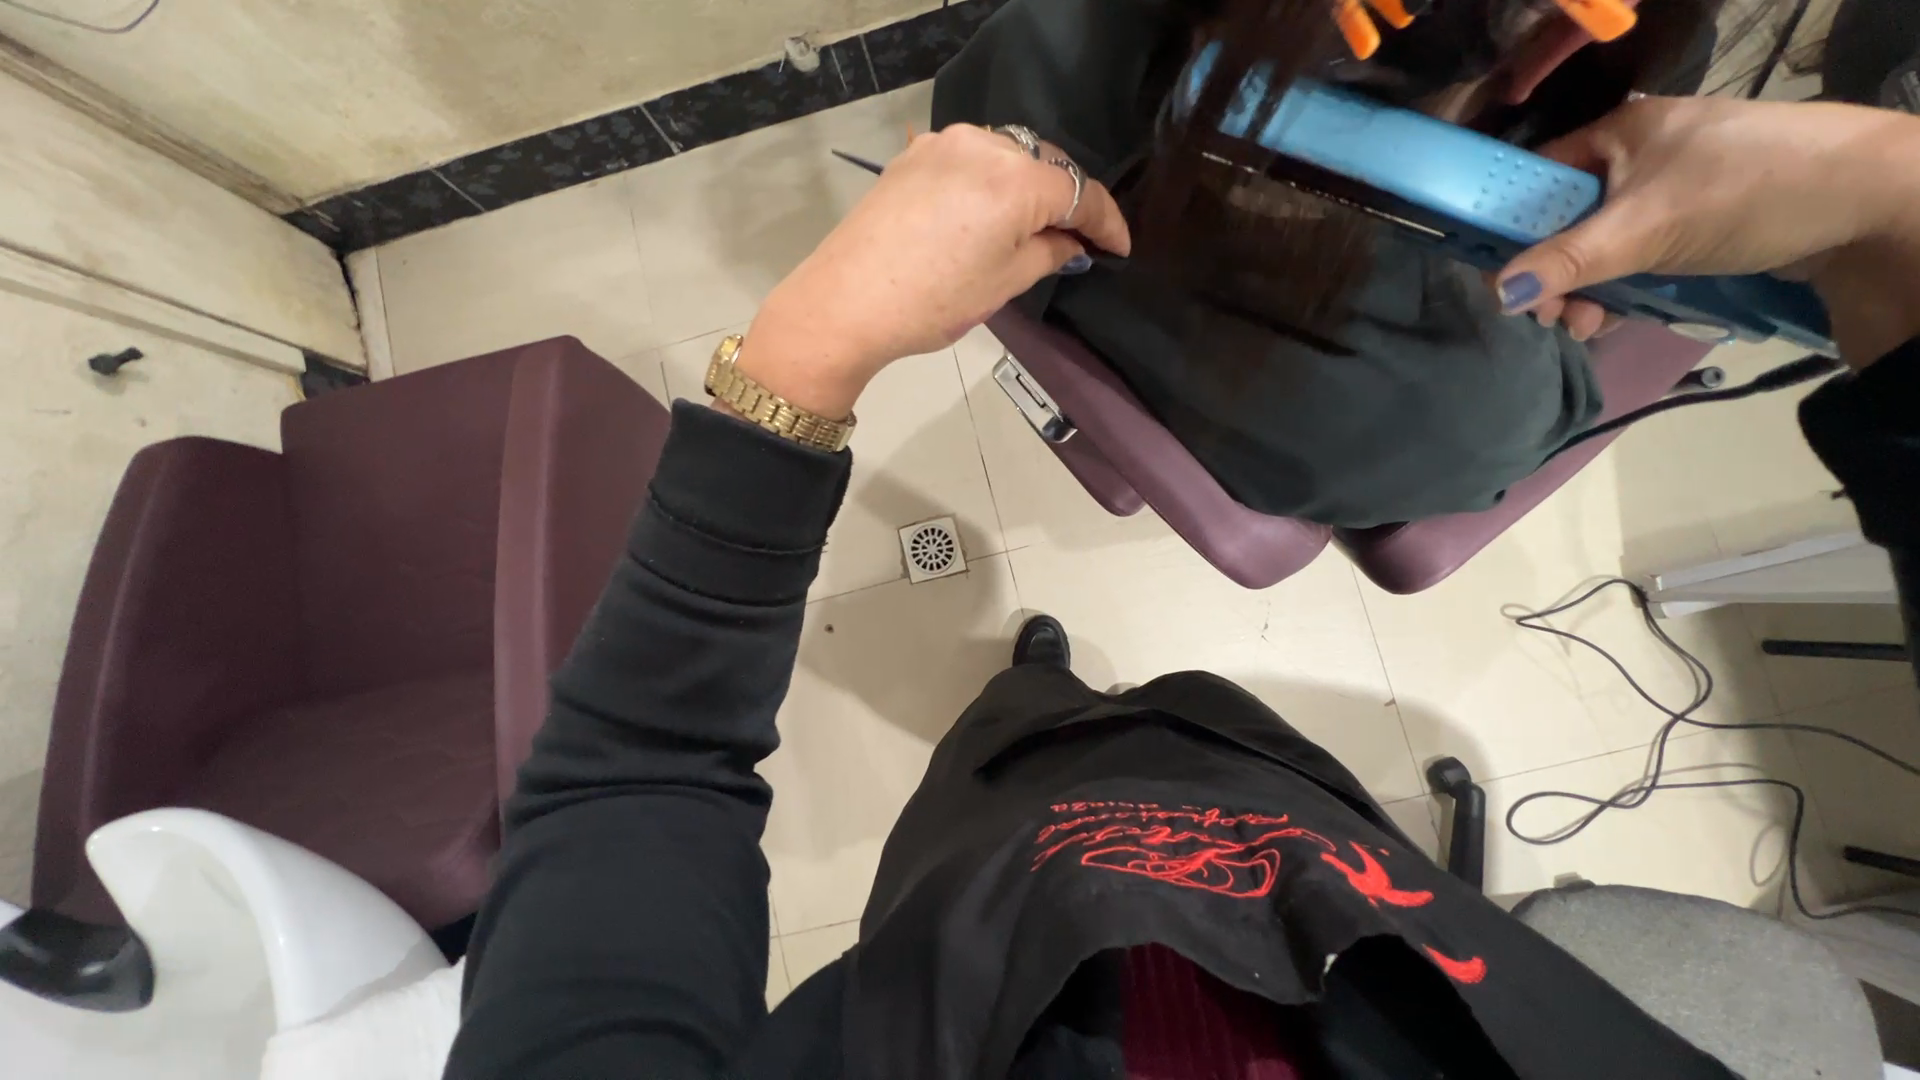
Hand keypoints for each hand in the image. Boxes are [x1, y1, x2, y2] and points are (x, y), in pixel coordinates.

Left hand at [733, 125, 1130, 418]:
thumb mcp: (1004, 284)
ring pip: (1007, 157)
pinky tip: (987, 214)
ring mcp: (943, 144)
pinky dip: (989, 182)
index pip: (1080, 193)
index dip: (1107, 223)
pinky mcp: (913, 155)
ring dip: (1027, 188)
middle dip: (1066, 201)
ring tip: (1030, 228)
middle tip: (1076, 240)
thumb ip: (1049, 253)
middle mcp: (983, 145)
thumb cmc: (932, 302)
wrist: (846, 302)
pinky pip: (969, 160)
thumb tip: (1073, 243)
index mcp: (1016, 179)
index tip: (1119, 249)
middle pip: (1044, 165)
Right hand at [1494, 94, 1919, 365]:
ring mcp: (1663, 192)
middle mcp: (1634, 158)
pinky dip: (1611, 291)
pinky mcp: (1687, 224)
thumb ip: (1565, 262)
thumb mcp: (1645, 227)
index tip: (1498, 275)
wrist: (1881, 205)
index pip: (1533, 179)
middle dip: (1547, 276)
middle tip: (1547, 315)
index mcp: (1618, 133)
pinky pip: (1625, 259)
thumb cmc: (1752, 191)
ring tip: (1586, 324)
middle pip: (1558, 223)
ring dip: (1578, 293)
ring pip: (1590, 249)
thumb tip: (1495, 295)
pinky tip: (1611, 316)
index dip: (1506, 227)